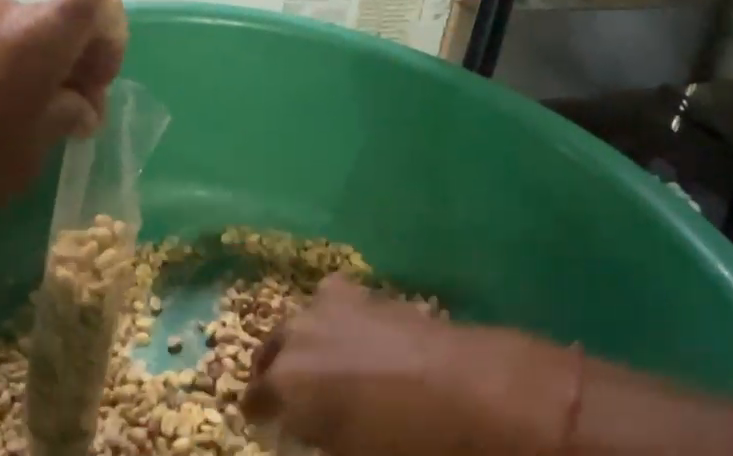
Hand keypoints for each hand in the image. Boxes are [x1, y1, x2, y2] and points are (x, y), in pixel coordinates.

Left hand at [0, 0, 127, 247]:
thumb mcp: (29, 152)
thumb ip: (66, 114)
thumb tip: (78, 104)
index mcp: (36, 33)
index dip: (110, 38)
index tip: (92, 87)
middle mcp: (3, 11)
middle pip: (63, 17)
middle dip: (77, 60)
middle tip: (68, 117)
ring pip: (27, 29)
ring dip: (41, 65)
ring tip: (27, 120)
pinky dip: (7, 65)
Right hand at [243, 275, 580, 455]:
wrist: (477, 393)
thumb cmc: (412, 446)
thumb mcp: (353, 454)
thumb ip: (323, 439)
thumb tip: (320, 430)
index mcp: (288, 383)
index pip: (256, 399)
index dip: (260, 413)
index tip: (265, 423)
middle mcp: (296, 335)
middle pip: (271, 352)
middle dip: (276, 373)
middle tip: (292, 396)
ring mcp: (328, 306)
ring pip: (299, 324)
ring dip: (304, 343)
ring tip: (324, 366)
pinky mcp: (362, 292)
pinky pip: (331, 303)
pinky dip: (335, 319)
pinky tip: (355, 335)